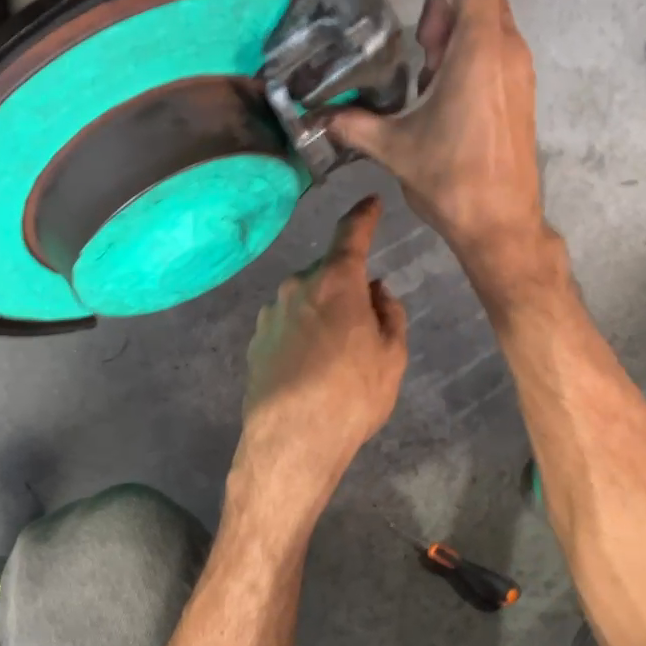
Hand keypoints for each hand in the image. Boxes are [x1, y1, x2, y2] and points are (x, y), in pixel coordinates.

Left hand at [236, 197, 408, 504]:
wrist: (291, 441)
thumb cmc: (351, 397)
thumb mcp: (391, 357)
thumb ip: (390, 315)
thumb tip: (377, 291)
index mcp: (336, 281)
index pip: (351, 234)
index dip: (364, 217)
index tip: (371, 203)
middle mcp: (296, 288)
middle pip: (326, 274)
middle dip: (345, 286)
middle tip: (365, 321)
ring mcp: (269, 317)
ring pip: (304, 302)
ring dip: (321, 314)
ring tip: (336, 357)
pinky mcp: (255, 345)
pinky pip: (286, 328)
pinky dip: (301, 337)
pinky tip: (310, 370)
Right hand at [328, 0, 545, 263]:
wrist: (500, 226)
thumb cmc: (451, 183)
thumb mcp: (394, 151)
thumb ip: (355, 125)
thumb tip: (320, 119)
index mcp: (479, 50)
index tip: (423, 35)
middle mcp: (508, 48)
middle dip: (445, 16)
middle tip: (423, 66)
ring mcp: (522, 70)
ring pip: (490, 24)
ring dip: (457, 42)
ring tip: (433, 92)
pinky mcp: (524, 92)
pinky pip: (499, 52)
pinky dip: (473, 63)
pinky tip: (451, 110)